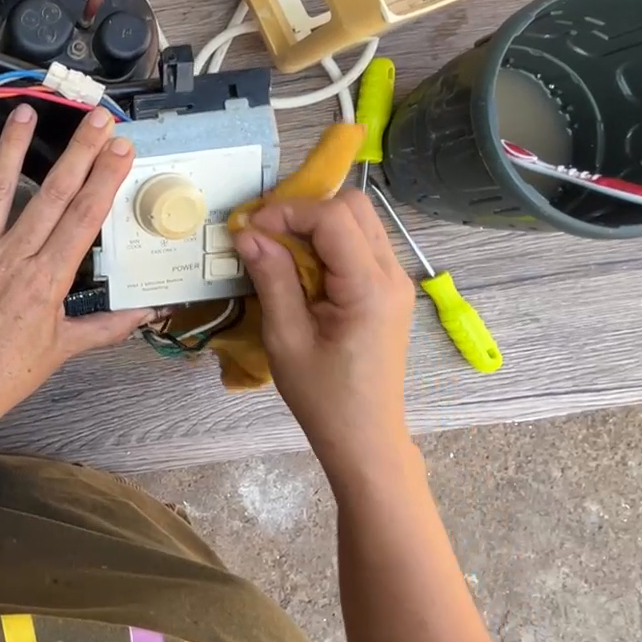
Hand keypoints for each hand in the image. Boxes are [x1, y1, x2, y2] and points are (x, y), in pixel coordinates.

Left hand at [0, 104, 154, 438]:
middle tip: (97, 118)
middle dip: (79, 153)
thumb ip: (108, 326)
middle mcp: (13, 259)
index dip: (105, 180)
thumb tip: (146, 313)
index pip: (83, 220)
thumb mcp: (64, 350)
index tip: (121, 149)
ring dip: (13, 150)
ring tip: (27, 113)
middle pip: (52, 197)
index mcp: (47, 281)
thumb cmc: (7, 374)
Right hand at [234, 190, 415, 473]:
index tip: (249, 230)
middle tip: (263, 234)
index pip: (334, 218)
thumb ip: (271, 278)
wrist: (363, 434)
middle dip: (302, 211)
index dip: (287, 212)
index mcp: (369, 287)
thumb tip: (247, 234)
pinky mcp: (385, 290)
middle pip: (353, 207)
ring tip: (275, 250)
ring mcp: (394, 281)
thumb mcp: (285, 337)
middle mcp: (391, 274)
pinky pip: (357, 245)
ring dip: (313, 225)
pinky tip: (296, 268)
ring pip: (357, 221)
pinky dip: (323, 243)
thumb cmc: (322, 394)